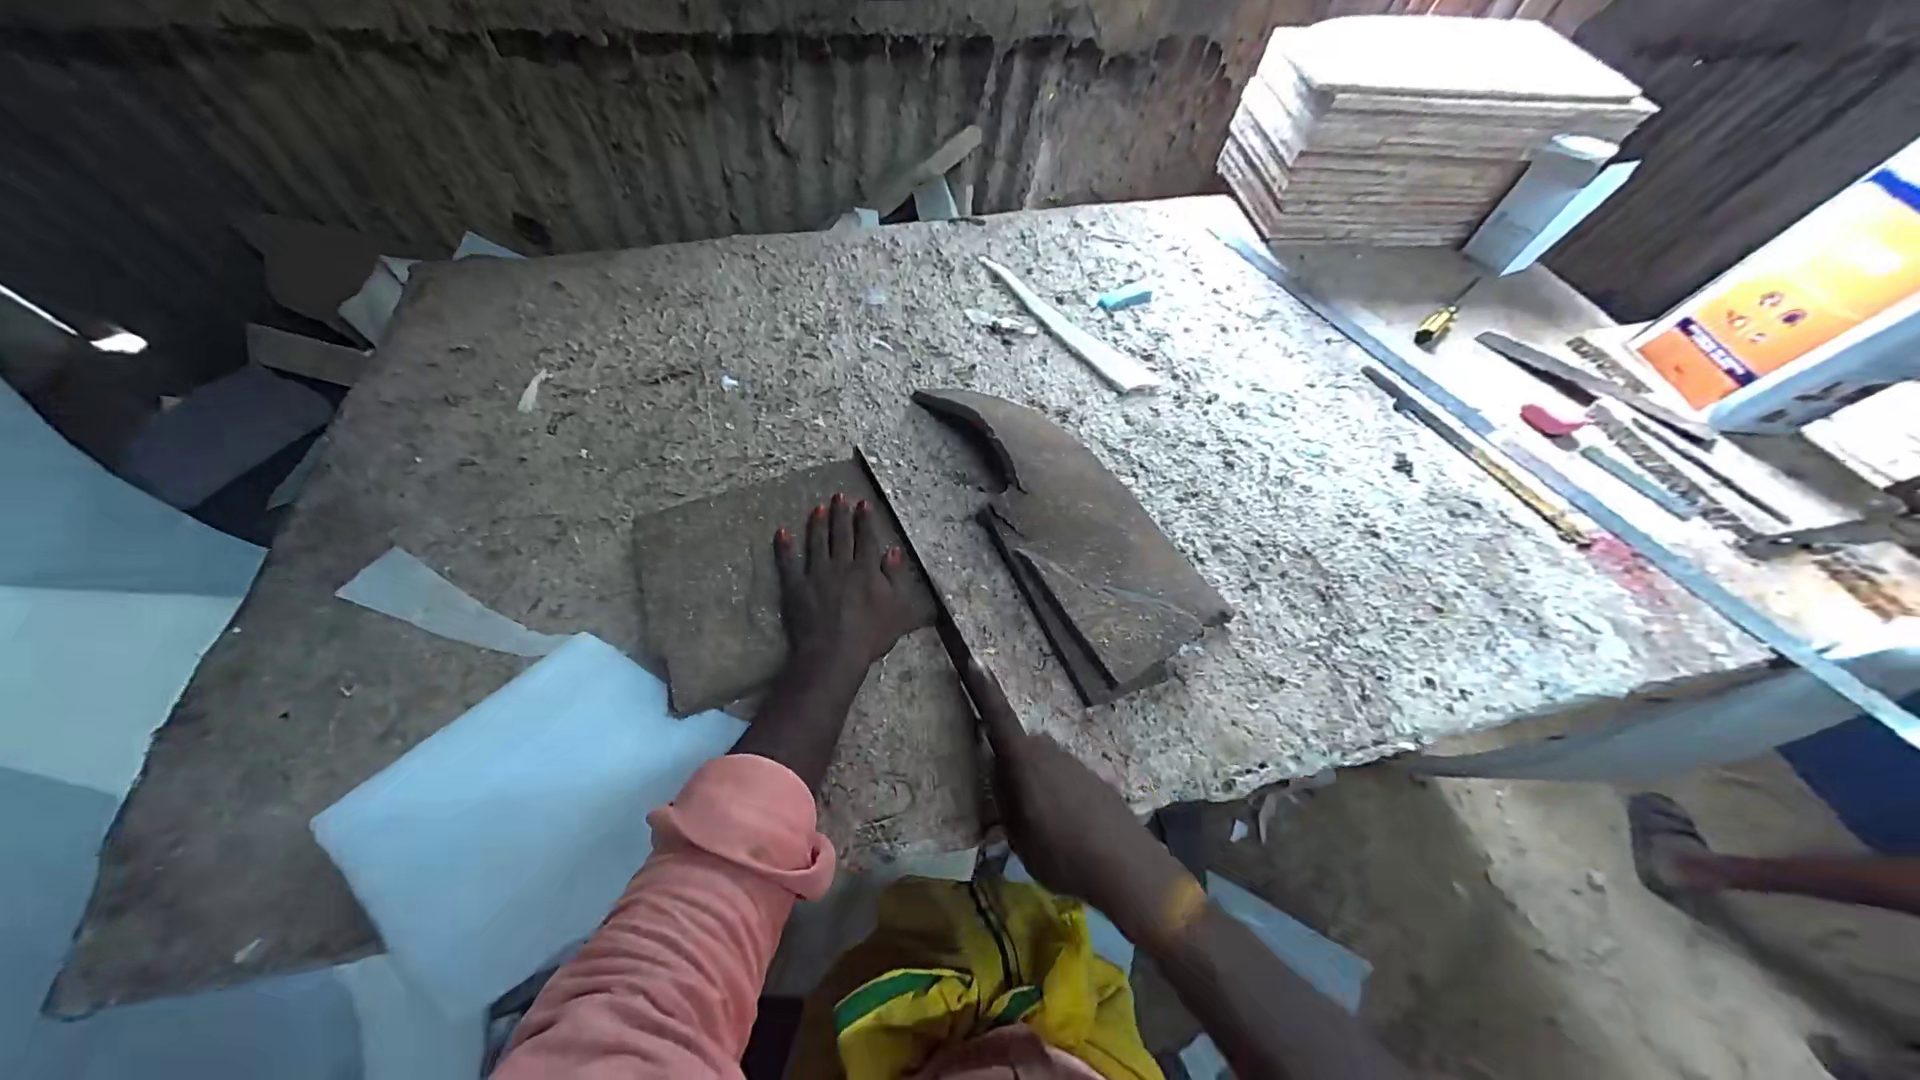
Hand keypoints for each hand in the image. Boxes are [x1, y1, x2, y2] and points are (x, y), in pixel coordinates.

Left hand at [774, 492, 915, 670]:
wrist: (834, 653)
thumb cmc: (870, 636)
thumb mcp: (897, 609)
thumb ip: (895, 578)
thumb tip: (893, 550)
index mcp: (866, 570)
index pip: (866, 538)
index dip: (864, 520)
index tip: (862, 504)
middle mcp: (841, 565)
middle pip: (841, 535)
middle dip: (841, 514)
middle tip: (839, 496)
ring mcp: (816, 574)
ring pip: (817, 542)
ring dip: (817, 524)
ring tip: (817, 508)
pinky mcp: (795, 587)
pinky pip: (788, 563)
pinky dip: (784, 547)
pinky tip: (781, 532)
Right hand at [962, 654, 1188, 932]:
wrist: (1128, 866)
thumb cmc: (1062, 854)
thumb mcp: (1019, 837)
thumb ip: (1006, 799)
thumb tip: (999, 773)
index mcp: (1025, 761)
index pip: (998, 718)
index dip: (983, 688)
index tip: (973, 658)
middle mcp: (1049, 751)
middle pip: (1019, 748)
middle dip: (1010, 766)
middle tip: (1007, 804)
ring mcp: (1075, 761)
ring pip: (1042, 763)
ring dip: (1035, 784)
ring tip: (1040, 827)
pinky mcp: (1094, 776)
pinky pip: (1063, 777)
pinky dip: (1057, 794)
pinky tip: (1066, 830)